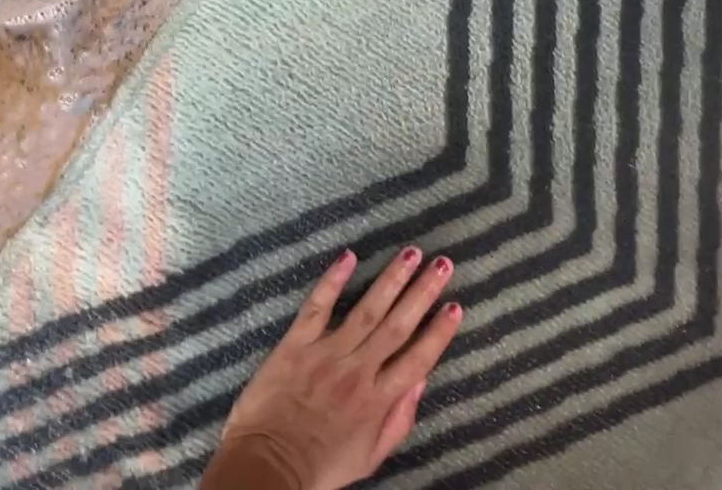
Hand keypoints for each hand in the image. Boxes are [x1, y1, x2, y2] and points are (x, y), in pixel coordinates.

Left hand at [202, 247, 462, 489]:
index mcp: (378, 400)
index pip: (417, 359)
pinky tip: (349, 257)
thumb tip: (421, 381)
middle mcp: (358, 371)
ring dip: (391, 279)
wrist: (266, 467)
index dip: (438, 332)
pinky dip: (333, 280)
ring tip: (411, 254)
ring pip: (367, 309)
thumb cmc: (319, 466)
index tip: (455, 306)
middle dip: (422, 293)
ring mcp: (327, 353)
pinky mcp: (296, 344)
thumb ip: (398, 420)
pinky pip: (318, 306)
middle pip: (397, 325)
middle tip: (442, 264)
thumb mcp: (369, 458)